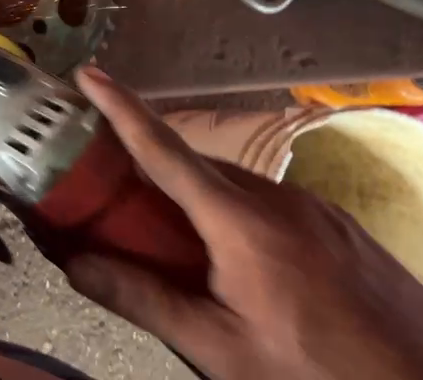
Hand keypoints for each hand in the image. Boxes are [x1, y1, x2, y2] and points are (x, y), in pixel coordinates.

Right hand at [59, 66, 422, 379]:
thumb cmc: (320, 377)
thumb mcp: (222, 350)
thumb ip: (143, 299)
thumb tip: (72, 264)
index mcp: (241, 221)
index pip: (164, 149)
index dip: (120, 108)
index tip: (88, 72)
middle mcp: (280, 199)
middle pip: (197, 166)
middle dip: (152, 169)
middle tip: (115, 189)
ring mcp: (320, 212)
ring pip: (237, 186)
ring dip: (197, 198)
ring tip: (179, 239)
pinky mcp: (349, 232)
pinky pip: (274, 205)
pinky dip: (238, 215)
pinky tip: (244, 263)